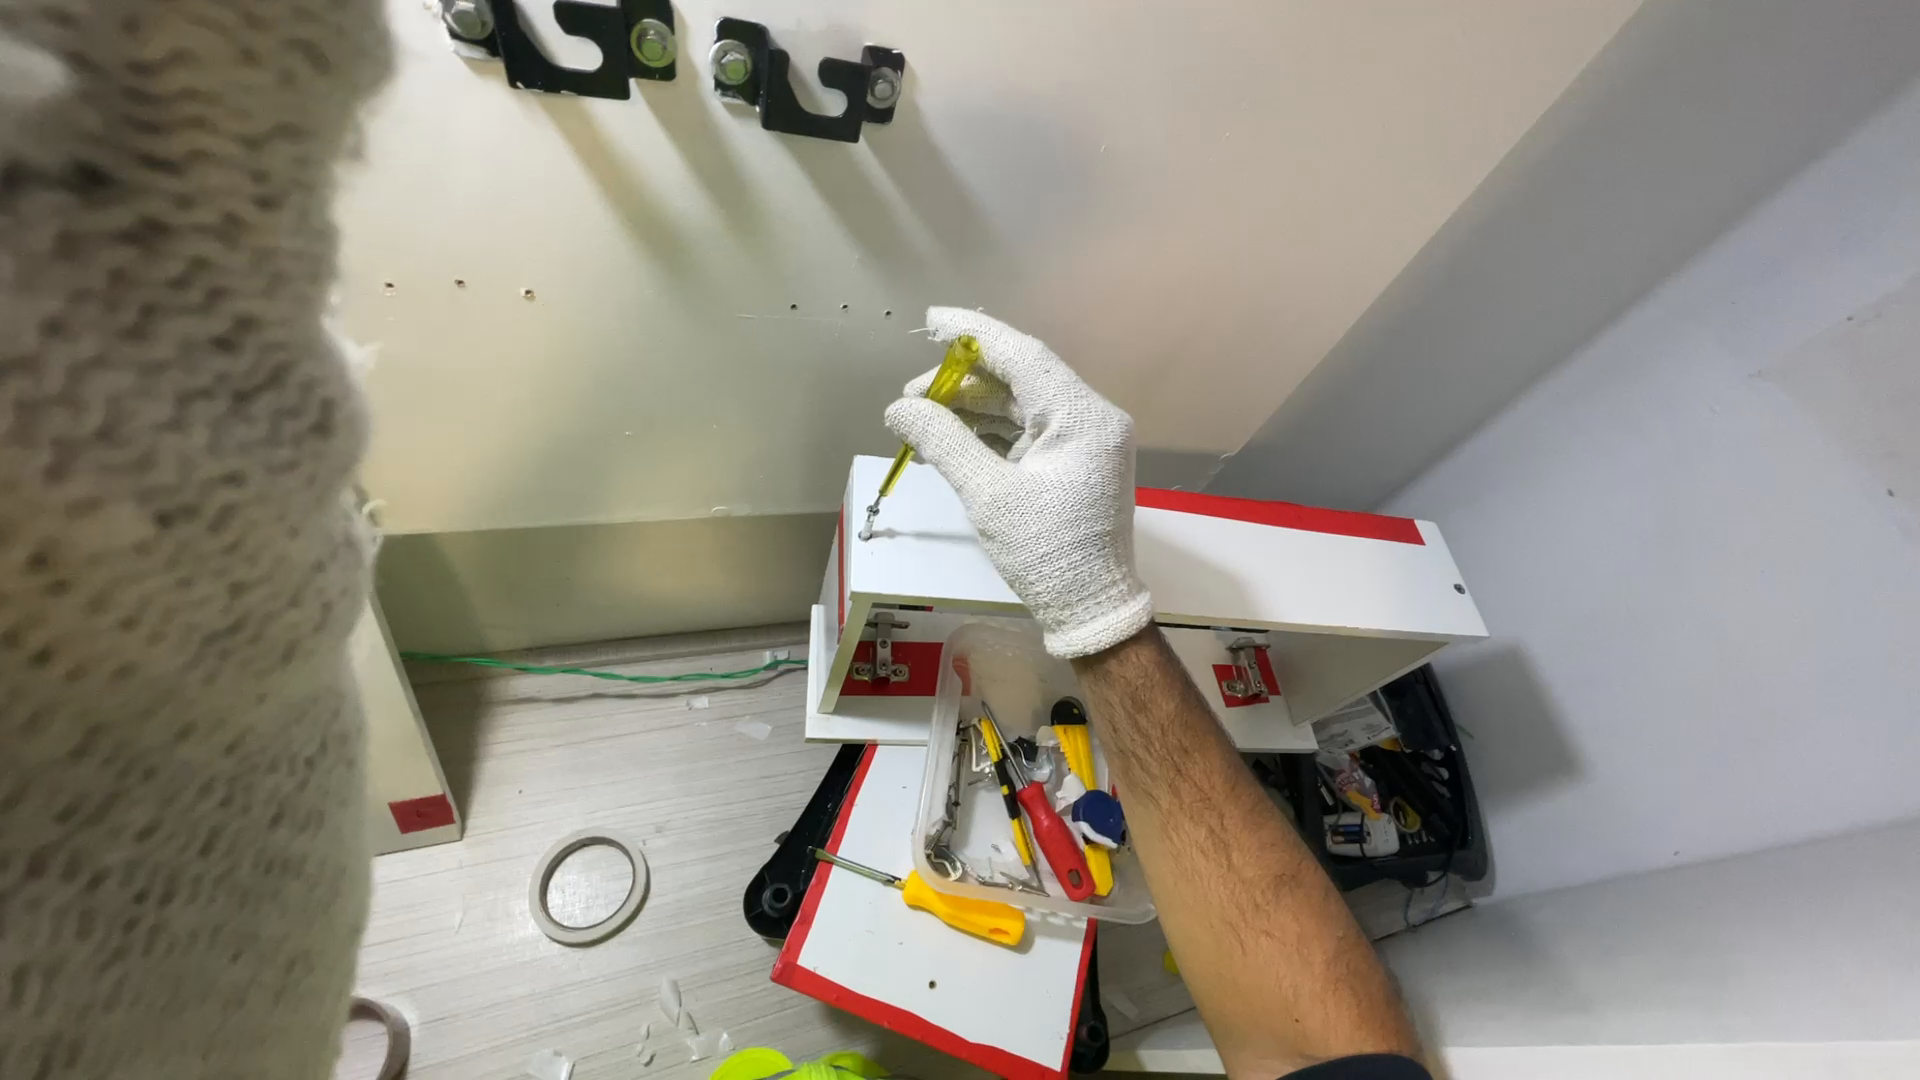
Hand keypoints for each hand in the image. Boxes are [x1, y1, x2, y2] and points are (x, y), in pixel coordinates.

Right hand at [884, 308, 1152, 657]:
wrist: (1090, 608)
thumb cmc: (1046, 553)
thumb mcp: (989, 495)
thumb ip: (944, 443)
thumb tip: (899, 409)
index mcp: (1083, 418)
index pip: (1025, 355)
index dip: (974, 334)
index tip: (931, 320)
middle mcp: (1091, 418)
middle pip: (1020, 380)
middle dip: (962, 384)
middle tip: (911, 396)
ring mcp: (1084, 441)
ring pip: (1021, 407)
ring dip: (971, 411)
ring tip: (920, 420)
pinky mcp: (1074, 462)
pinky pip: (1027, 433)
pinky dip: (989, 434)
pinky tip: (949, 439)